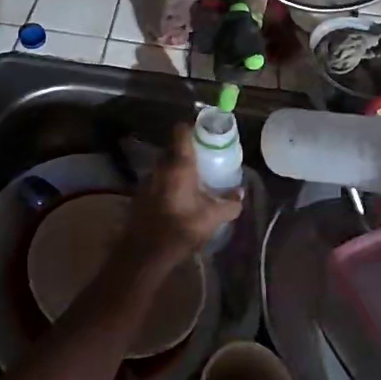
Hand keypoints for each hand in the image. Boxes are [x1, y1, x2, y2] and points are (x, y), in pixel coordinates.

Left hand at [116, 124, 242, 273]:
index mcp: (178, 164)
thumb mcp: (213, 217)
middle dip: (187, 152)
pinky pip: (156, 181)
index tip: (205, 134)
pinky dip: (167, 184)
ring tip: (193, 182)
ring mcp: (147, 179)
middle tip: (204, 161)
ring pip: (164, 165)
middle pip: (173, 148)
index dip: (193, 128)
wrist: (146, 251)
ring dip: (176, 169)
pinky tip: (177, 199)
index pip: (181, 131)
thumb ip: (230, 203)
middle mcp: (160, 166)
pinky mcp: (139, 193)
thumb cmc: (183, 227)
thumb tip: (240, 193)